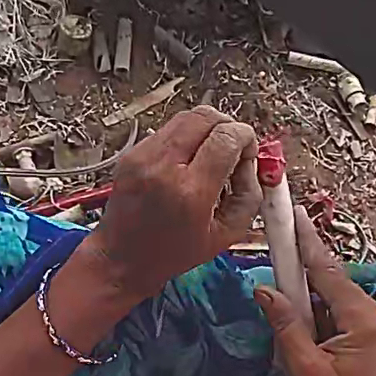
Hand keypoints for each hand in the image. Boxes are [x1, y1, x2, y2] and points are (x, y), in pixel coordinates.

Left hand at [79, 106, 262, 302]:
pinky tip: (187, 163)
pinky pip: (167, 130)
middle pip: (206, 117)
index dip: (245, 138)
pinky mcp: (131, 154)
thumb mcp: (227, 234)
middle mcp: (163, 168)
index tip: (248, 151)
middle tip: (233, 148)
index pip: (226, 138)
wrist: (123, 259)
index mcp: (190, 192)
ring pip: (186, 117)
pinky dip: (185, 139)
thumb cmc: (173, 252)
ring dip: (206, 130)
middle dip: (227, 127)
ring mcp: (142, 157)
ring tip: (210, 156)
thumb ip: (249, 194)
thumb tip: (252, 161)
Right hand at [254, 206, 375, 375]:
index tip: (292, 214)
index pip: (326, 270)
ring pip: (330, 297)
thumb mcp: (305, 367)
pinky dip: (317, 318)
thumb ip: (285, 324)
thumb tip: (264, 289)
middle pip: (328, 281)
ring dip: (307, 307)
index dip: (305, 241)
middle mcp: (374, 312)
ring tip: (298, 342)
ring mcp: (375, 322)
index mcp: (363, 318)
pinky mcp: (370, 332)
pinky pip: (336, 312)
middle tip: (275, 289)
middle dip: (299, 285)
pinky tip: (307, 342)